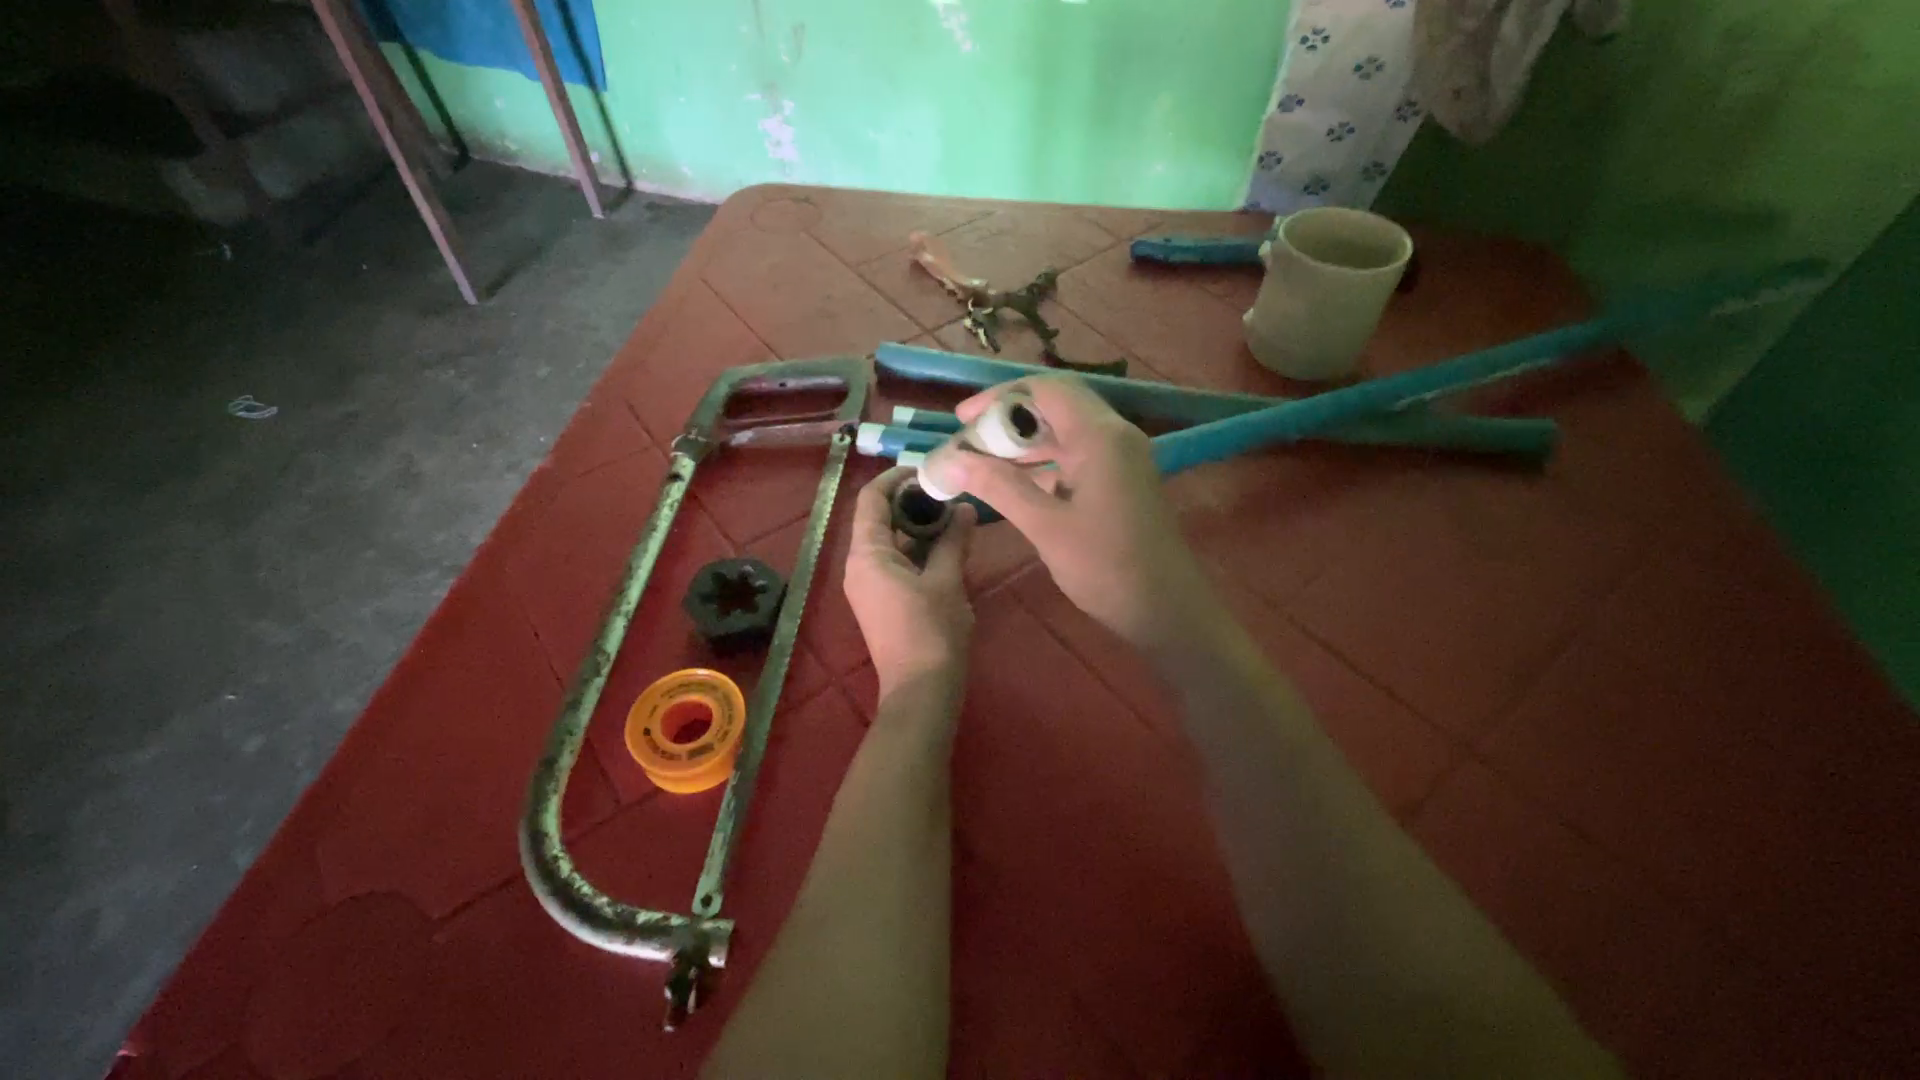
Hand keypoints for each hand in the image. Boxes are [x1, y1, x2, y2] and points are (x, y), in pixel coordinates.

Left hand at [843, 466, 976, 694]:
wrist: (921, 690)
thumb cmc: (932, 631)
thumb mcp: (947, 580)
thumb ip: (953, 540)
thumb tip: (965, 508)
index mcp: (867, 555)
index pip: (871, 499)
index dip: (896, 478)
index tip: (928, 469)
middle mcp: (858, 566)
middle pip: (879, 519)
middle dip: (912, 503)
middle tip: (949, 493)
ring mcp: (867, 586)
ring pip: (889, 543)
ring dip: (918, 527)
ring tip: (954, 516)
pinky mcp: (880, 602)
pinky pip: (894, 563)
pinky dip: (916, 550)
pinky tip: (947, 548)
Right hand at [947, 376, 1219, 654]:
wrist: (1167, 611)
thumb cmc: (1107, 568)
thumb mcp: (1046, 526)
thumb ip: (998, 486)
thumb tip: (947, 460)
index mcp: (1100, 436)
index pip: (1044, 390)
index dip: (998, 399)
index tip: (961, 422)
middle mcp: (1115, 436)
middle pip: (1055, 405)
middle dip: (1007, 420)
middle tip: (967, 445)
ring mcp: (1122, 458)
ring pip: (1065, 432)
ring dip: (1023, 443)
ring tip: (980, 465)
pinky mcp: (1122, 481)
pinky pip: (1076, 455)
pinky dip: (1043, 462)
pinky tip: (1014, 484)